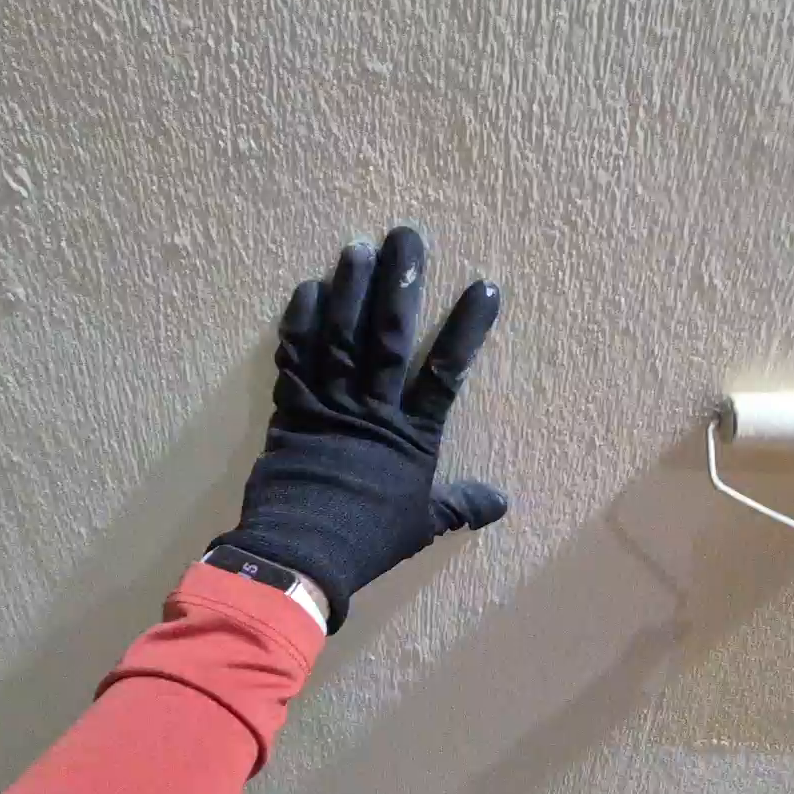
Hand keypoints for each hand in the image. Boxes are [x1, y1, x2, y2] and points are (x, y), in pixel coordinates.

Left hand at [212, 227, 506, 632]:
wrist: (302, 556)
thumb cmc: (370, 539)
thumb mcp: (424, 524)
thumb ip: (461, 505)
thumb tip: (501, 503)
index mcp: (412, 435)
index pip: (447, 372)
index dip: (466, 329)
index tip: (484, 288)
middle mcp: (372, 408)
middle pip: (389, 337)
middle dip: (399, 285)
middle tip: (406, 237)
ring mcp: (329, 405)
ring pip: (341, 337)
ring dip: (349, 290)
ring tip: (358, 247)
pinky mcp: (292, 410)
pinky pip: (296, 359)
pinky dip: (300, 324)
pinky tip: (308, 288)